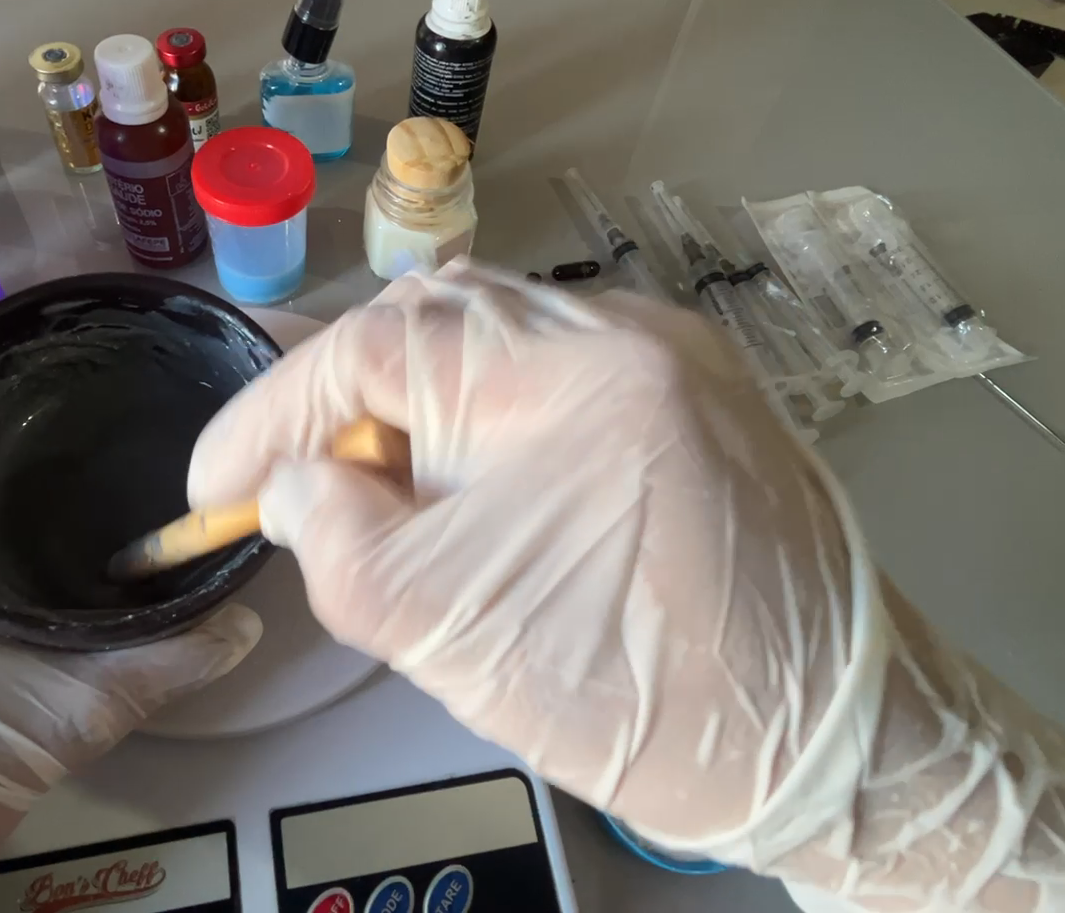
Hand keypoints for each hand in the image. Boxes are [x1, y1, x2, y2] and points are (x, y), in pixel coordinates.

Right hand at [191, 260, 1064, 911]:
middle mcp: (616, 326)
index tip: (216, 483)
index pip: (371, 351)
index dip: (273, 411)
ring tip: (377, 482)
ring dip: (404, 401)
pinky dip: (472, 404)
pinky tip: (468, 470)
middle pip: (423, 322)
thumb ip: (339, 540)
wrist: (848, 743)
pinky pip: (539, 360)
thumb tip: (293, 481)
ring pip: (480, 334)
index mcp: (565, 374)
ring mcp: (657, 344)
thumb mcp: (450, 631)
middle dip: (338, 402)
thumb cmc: (644, 700)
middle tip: (301, 482)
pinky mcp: (680, 379)